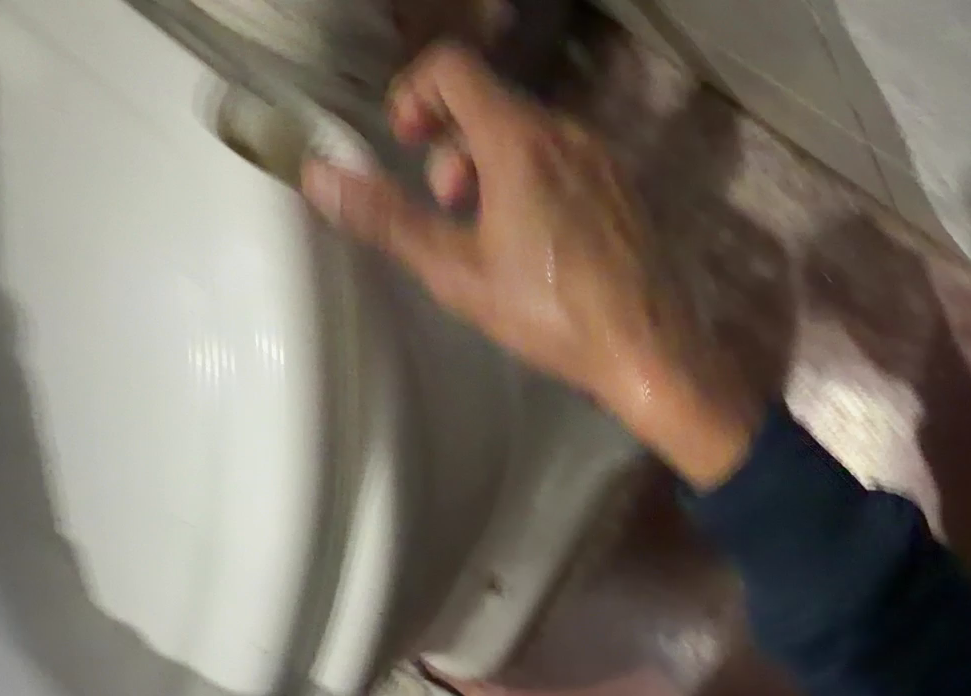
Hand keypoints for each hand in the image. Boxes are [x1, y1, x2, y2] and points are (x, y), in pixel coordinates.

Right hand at [302, 46, 762, 487]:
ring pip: (534, 138)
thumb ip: (388, 219)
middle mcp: (569, 137)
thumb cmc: (554, 315)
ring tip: (492, 230)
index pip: (454, 68)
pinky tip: (542, 244)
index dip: (414, 92)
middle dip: (454, 145)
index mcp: (521, 141)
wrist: (651, 352)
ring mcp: (607, 165)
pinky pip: (571, 166)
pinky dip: (539, 182)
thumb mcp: (460, 273)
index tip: (405, 141)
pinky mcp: (629, 196)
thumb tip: (319, 174)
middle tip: (449, 205)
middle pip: (493, 105)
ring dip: (495, 167)